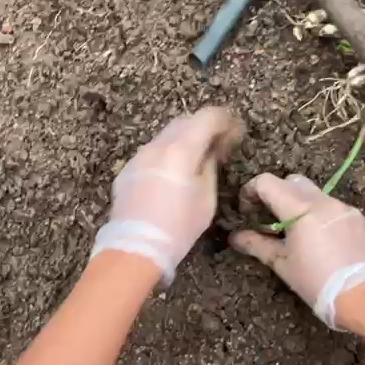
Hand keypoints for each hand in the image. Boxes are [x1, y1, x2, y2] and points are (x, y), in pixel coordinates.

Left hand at [91, 107, 244, 283]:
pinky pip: (152, 153)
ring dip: (185, 140)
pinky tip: (174, 174)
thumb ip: (210, 166)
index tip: (236, 133)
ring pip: (166, 136)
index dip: (226, 120)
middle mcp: (156, 146)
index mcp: (181, 150)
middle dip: (205, 128)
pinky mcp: (127, 170)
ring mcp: (138, 157)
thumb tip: (212, 151)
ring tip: (198, 161)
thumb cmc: (178, 227)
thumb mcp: (206, 198)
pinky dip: (168, 154)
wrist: (135, 247)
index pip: (208, 116)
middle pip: (185, 122)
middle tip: (220, 146)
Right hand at [229, 175, 364, 329]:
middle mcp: (324, 201)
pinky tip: (320, 239)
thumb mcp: (281, 263)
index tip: (247, 211)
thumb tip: (235, 237)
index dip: (250, 191)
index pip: (267, 182)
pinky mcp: (359, 218)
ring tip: (296, 231)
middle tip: (269, 218)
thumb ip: (256, 244)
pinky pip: (333, 207)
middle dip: (275, 194)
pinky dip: (320, 215)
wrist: (363, 296)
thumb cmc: (316, 281)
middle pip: (291, 181)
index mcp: (301, 210)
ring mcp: (344, 208)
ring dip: (299, 204)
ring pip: (314, 193)